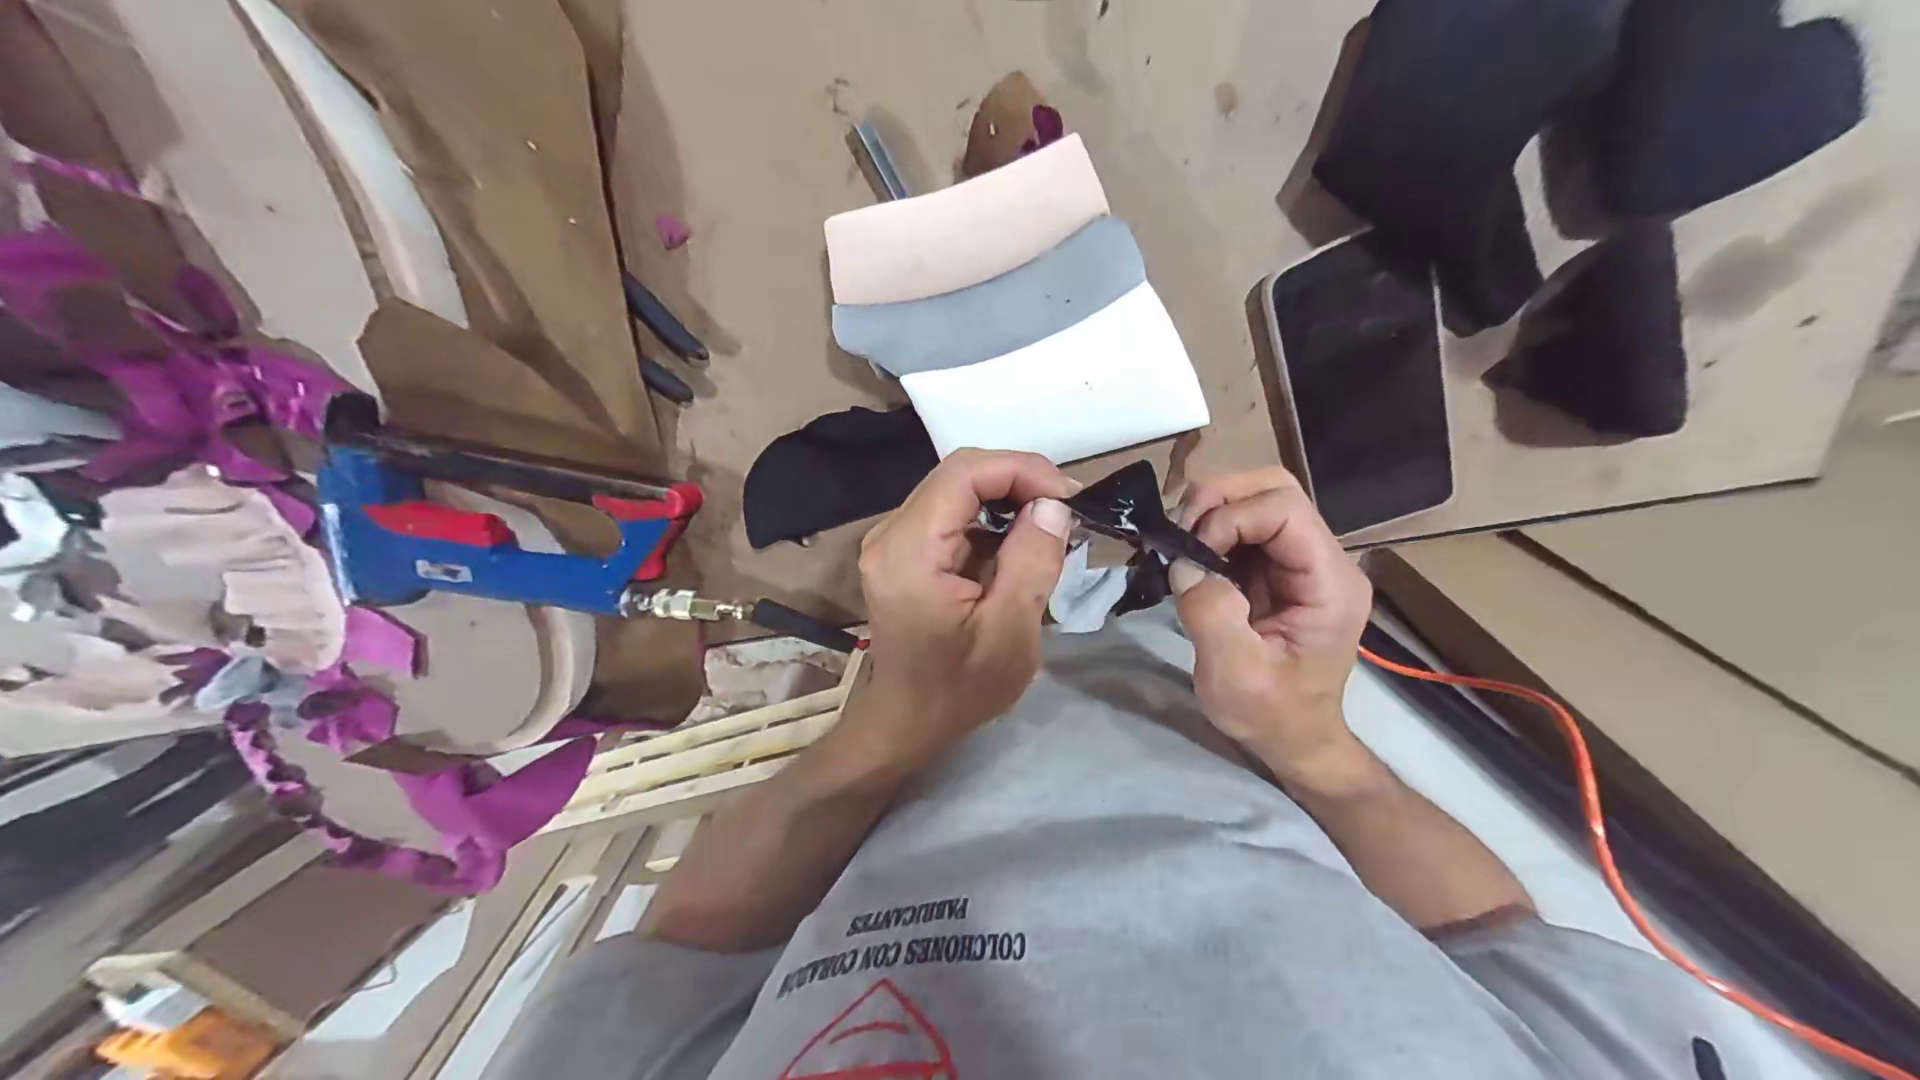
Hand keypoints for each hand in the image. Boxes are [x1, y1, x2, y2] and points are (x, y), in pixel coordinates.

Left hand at [849, 449, 1077, 770]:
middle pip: (959, 475)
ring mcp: (892, 540)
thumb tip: (1053, 506)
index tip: (1068, 497)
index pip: (964, 473)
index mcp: (909, 552)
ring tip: (1049, 527)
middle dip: (1018, 481)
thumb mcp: (1010, 632)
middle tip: (1065, 511)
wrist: (908, 721)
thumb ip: (1032, 561)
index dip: (1021, 469)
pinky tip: (1018, 543)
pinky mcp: (902, 550)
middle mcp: (890, 534)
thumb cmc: (958, 689)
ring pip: (956, 490)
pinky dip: (989, 518)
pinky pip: (950, 513)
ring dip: (1006, 498)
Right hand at [1169, 468, 1372, 778]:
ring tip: (1180, 543)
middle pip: (1275, 488)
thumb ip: (1211, 615)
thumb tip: (1183, 563)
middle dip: (1219, 498)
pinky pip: (1243, 525)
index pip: (1285, 509)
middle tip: (1179, 531)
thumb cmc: (1271, 714)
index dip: (1230, 518)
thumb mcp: (1235, 675)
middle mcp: (1323, 561)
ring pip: (1258, 499)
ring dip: (1211, 510)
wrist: (1293, 737)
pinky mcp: (1277, 568)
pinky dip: (1209, 528)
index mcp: (1330, 583)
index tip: (1193, 554)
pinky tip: (1189, 554)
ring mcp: (1301, 561)